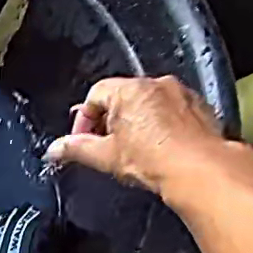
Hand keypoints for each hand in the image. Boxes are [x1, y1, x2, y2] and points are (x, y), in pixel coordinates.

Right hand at [44, 76, 252, 203]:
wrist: (197, 168)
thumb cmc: (154, 159)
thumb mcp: (104, 157)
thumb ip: (76, 149)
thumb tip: (55, 149)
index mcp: (129, 90)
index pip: (94, 95)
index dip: (83, 120)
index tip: (81, 142)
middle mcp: (156, 84)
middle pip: (120, 98)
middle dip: (108, 122)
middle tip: (103, 150)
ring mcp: (179, 93)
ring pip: (146, 104)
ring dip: (133, 124)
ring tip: (130, 153)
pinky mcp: (197, 107)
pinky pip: (169, 111)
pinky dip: (158, 127)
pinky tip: (155, 150)